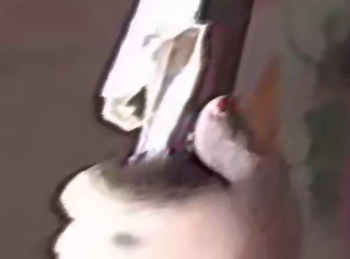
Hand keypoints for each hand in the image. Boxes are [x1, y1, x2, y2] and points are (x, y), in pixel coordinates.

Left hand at [55, 98, 298, 258]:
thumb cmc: (255, 238)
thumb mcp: (263, 179)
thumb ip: (233, 141)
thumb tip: (216, 105)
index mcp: (129, 212)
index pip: (88, 182)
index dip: (126, 169)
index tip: (172, 169)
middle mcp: (95, 249)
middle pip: (86, 218)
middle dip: (127, 204)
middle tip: (184, 200)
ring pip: (93, 247)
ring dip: (126, 235)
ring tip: (182, 232)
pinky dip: (133, 255)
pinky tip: (180, 253)